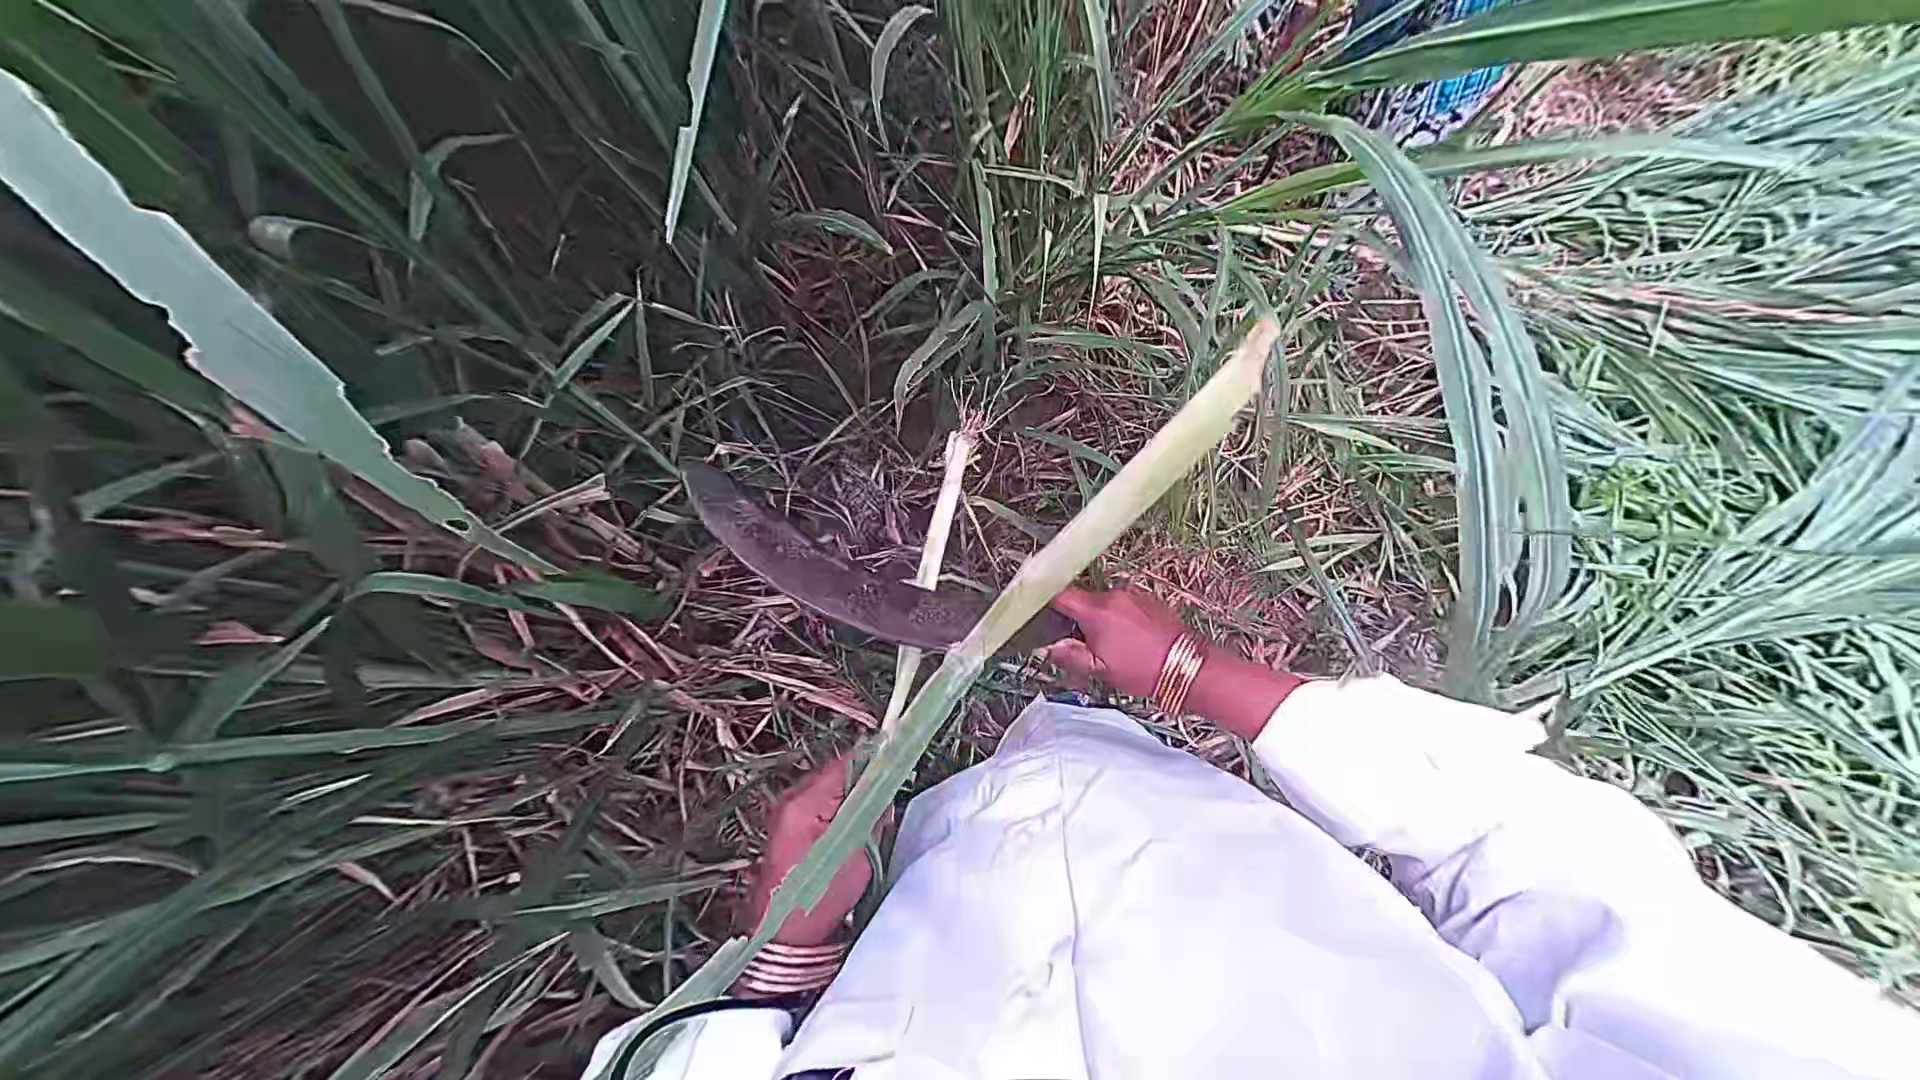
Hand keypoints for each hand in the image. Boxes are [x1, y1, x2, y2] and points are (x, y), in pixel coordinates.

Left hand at [741, 755, 873, 945]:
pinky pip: (820, 804)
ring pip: (830, 787)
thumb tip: (886, 788)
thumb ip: (873, 815)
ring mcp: (785, 813)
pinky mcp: (786, 826)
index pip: (847, 763)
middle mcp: (790, 801)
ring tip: (866, 823)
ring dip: (851, 797)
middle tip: (883, 802)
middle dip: (864, 783)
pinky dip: (838, 810)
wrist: (782, 939)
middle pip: (838, 772)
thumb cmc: (815, 904)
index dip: (875, 763)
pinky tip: (849, 833)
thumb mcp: (858, 857)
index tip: (895, 765)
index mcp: (805, 804)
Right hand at [1043, 586, 1186, 697]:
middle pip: (1081, 598)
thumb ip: (1070, 655)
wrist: (1188, 667)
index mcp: (1097, 611)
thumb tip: (1048, 647)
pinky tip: (1125, 640)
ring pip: (1101, 602)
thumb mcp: (1100, 670)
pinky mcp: (1146, 600)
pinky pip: (1121, 604)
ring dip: (1098, 618)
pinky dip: (1116, 617)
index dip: (1047, 602)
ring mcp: (1132, 595)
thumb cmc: (1144, 671)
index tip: (1041, 613)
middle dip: (1076, 617)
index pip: (1060, 594)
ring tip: (1108, 645)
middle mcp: (1113, 596)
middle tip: (1079, 641)